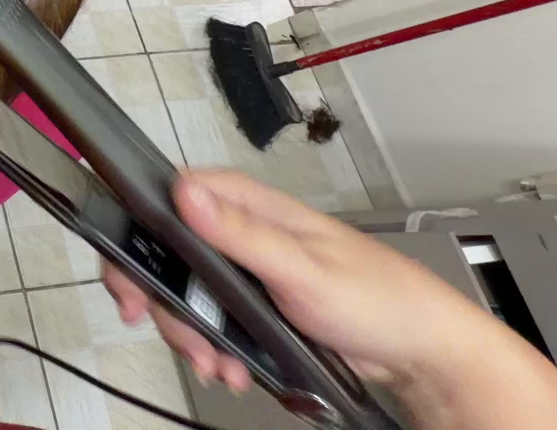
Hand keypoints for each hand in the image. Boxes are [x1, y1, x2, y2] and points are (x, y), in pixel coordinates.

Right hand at [103, 170, 499, 391]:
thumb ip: (240, 231)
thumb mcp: (303, 268)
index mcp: (235, 199)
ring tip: (217, 366)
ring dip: (188, 332)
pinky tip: (228, 364)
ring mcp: (234, 260)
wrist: (426, 354)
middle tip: (184, 343)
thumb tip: (183, 191)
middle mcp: (227, 223)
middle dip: (163, 304)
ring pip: (178, 288)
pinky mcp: (243, 294)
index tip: (131, 286)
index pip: (157, 199)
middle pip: (161, 252)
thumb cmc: (378, 299)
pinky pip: (204, 312)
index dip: (132, 237)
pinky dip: (207, 342)